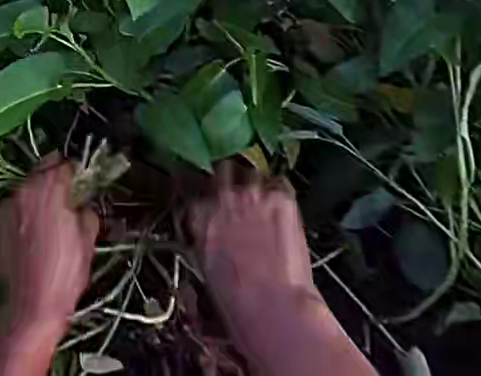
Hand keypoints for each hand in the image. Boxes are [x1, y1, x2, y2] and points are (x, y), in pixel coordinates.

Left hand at [0, 155, 99, 375]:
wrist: (30, 310)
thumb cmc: (65, 272)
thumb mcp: (88, 238)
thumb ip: (86, 211)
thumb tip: (81, 206)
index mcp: (49, 187)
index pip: (61, 163)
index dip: (72, 170)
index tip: (77, 181)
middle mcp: (22, 190)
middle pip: (39, 173)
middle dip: (51, 180)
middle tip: (62, 198)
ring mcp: (3, 209)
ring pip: (21, 193)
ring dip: (33, 199)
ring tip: (43, 221)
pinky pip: (8, 216)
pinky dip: (17, 220)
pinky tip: (26, 239)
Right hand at [189, 161, 373, 375]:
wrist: (275, 309)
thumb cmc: (238, 305)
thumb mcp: (206, 275)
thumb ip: (205, 245)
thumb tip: (209, 243)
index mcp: (200, 217)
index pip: (196, 192)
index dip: (207, 200)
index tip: (213, 206)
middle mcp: (223, 198)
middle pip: (223, 171)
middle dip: (230, 180)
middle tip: (240, 195)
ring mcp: (253, 194)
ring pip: (253, 174)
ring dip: (257, 186)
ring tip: (265, 203)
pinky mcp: (281, 197)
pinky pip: (281, 184)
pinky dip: (281, 193)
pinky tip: (284, 209)